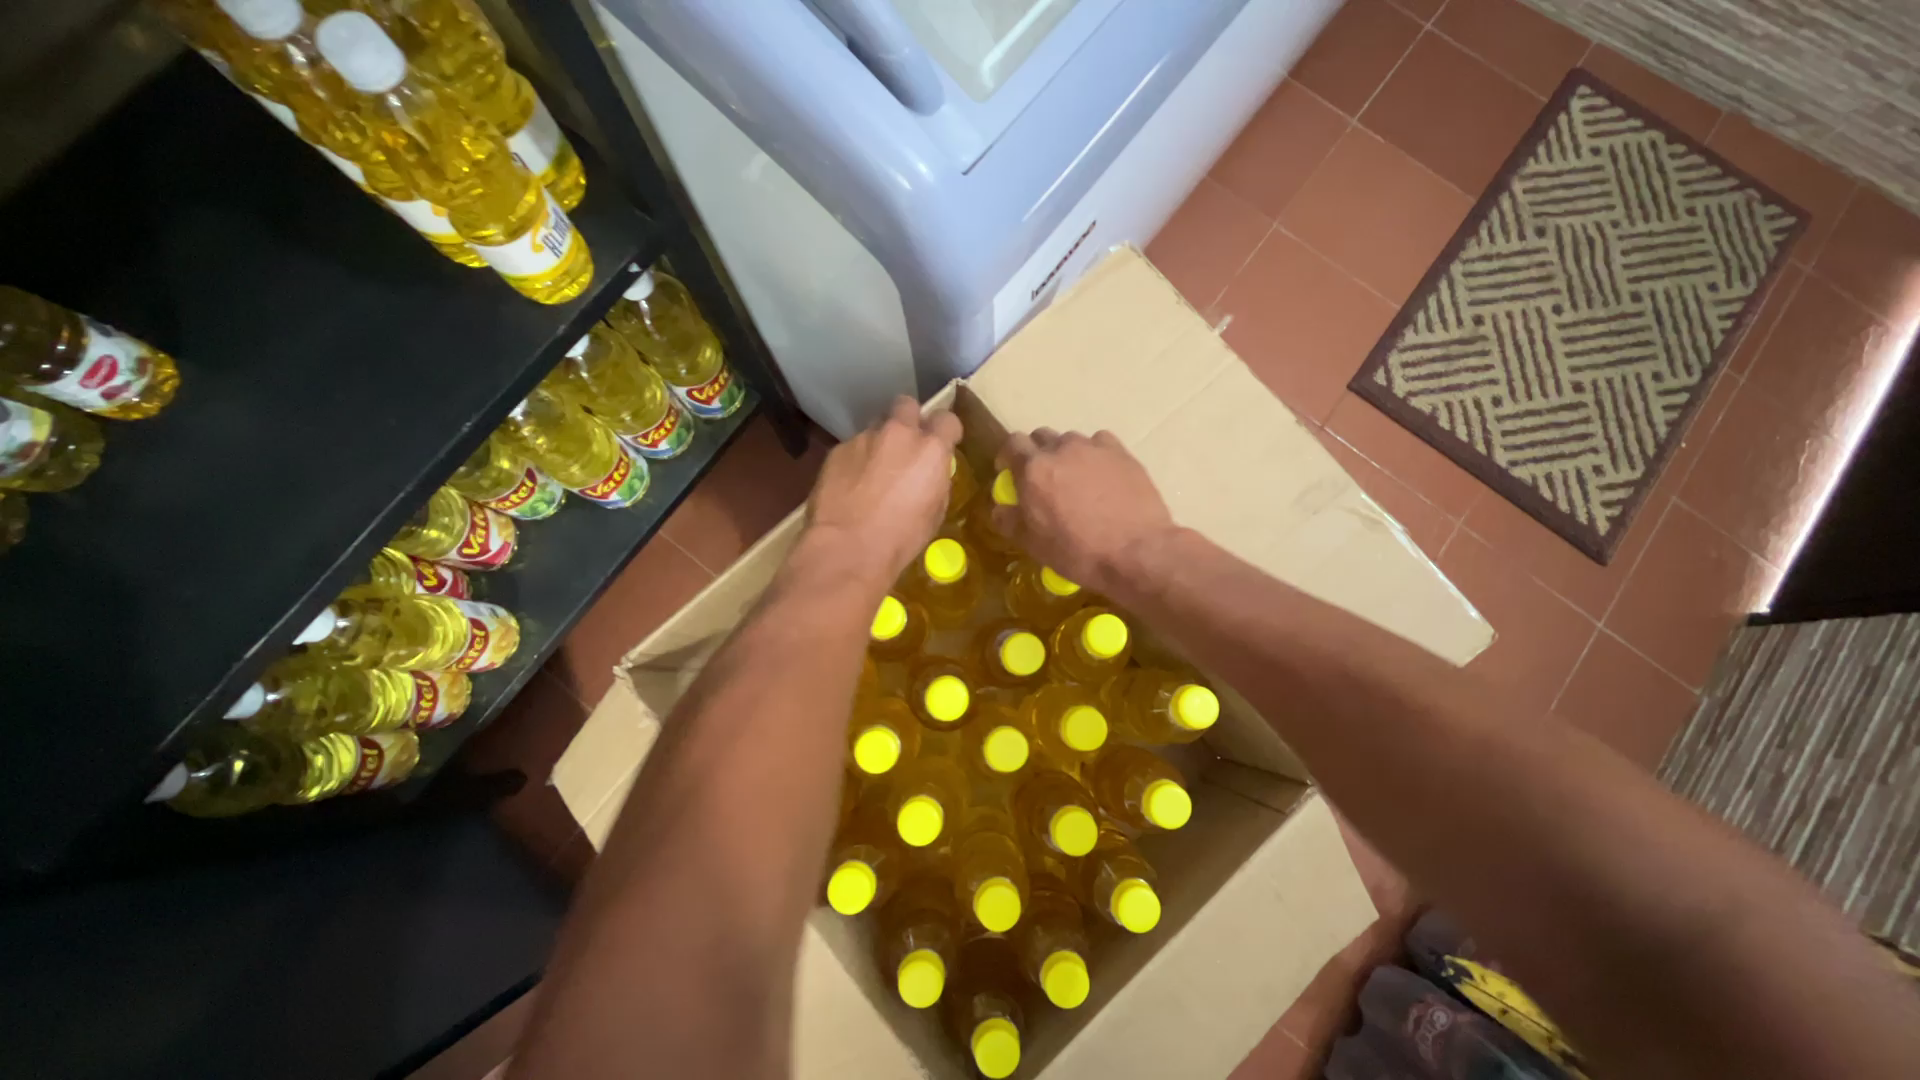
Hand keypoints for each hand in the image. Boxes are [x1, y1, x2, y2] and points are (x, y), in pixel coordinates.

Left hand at [804, 396, 961, 585]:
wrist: (848, 548)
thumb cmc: (901, 538)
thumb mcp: (934, 511)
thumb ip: (935, 480)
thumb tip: (929, 472)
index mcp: (930, 449)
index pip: (946, 418)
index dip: (945, 430)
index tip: (943, 442)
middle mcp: (898, 433)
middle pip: (906, 405)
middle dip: (908, 420)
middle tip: (904, 446)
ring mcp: (864, 438)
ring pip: (875, 428)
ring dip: (878, 444)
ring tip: (872, 474)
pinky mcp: (837, 450)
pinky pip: (852, 447)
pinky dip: (854, 461)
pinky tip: (849, 487)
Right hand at [993, 429, 1177, 596]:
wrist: (1136, 552)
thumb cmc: (1078, 552)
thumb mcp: (1033, 544)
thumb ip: (1009, 520)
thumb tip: (1000, 507)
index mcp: (1033, 469)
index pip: (1012, 443)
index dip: (1009, 456)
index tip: (1011, 472)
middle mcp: (1061, 449)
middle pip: (1041, 437)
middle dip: (1038, 454)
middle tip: (1044, 481)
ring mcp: (1094, 447)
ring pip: (1072, 441)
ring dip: (1067, 456)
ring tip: (1077, 482)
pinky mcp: (1122, 453)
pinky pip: (1100, 445)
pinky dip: (1095, 456)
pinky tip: (1103, 478)